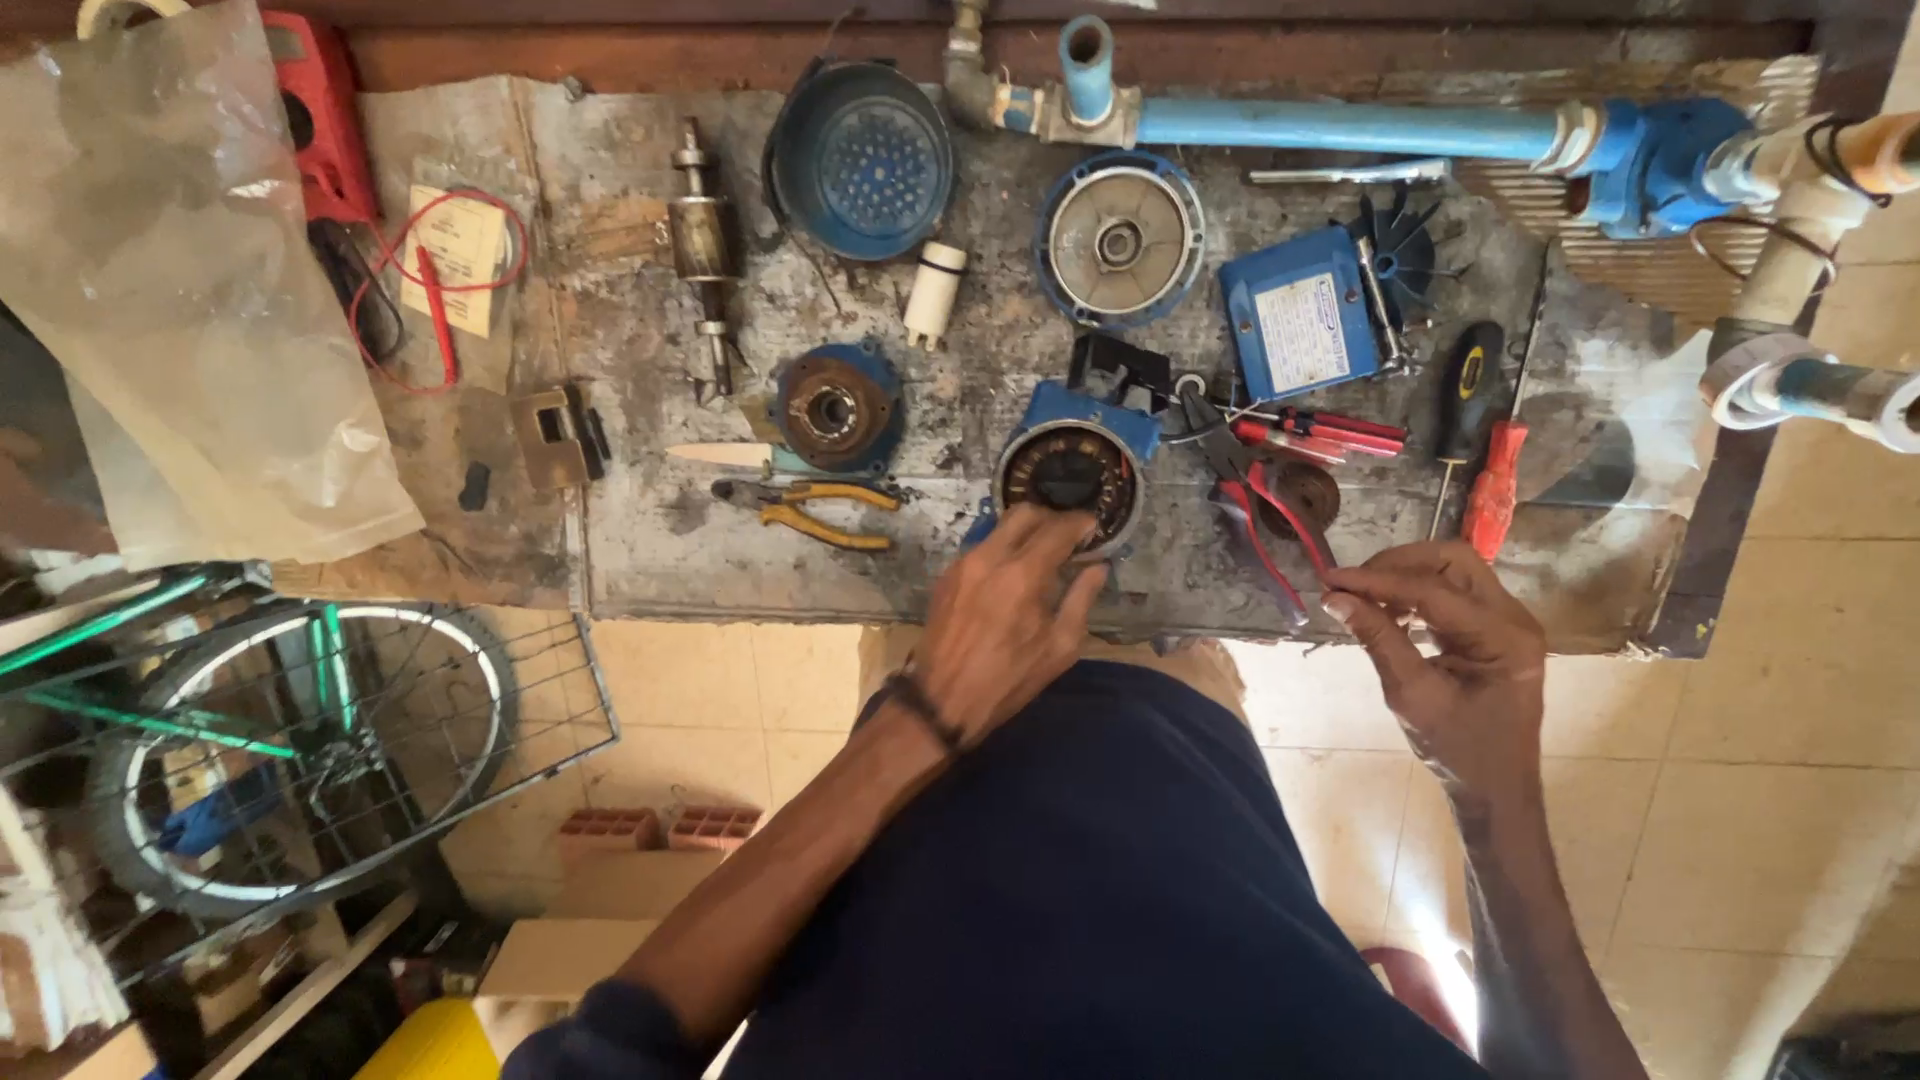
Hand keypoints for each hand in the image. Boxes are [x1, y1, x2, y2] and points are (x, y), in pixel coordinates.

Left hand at [910, 504, 1108, 744]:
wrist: (942, 700)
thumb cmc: (1008, 680)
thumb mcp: (1059, 647)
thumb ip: (1082, 600)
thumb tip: (1098, 567)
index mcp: (1023, 575)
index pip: (1058, 529)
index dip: (1080, 523)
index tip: (1093, 527)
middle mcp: (989, 558)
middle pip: (1025, 513)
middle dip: (1051, 518)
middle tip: (1068, 536)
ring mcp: (963, 564)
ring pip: (999, 528)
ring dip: (1025, 533)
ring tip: (1042, 555)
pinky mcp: (947, 576)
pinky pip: (981, 547)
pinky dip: (1003, 550)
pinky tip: (1012, 574)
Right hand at [1319, 541, 1546, 806]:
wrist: (1496, 785)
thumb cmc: (1457, 748)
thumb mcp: (1411, 695)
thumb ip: (1377, 639)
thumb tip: (1335, 598)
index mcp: (1503, 637)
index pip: (1431, 589)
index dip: (1376, 581)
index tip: (1329, 580)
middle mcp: (1512, 618)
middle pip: (1451, 561)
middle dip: (1396, 564)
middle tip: (1351, 586)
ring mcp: (1505, 621)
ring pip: (1451, 570)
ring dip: (1403, 575)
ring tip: (1363, 599)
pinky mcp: (1492, 628)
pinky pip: (1451, 591)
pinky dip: (1414, 592)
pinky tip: (1387, 612)